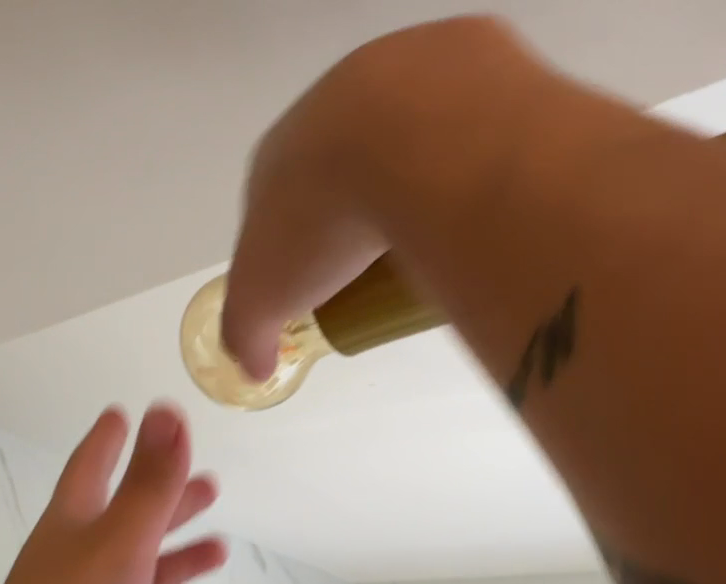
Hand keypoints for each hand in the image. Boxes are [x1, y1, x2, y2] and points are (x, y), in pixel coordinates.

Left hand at [0, 404, 225, 583]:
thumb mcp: (121, 538)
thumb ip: (150, 481)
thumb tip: (168, 411)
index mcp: (75, 524)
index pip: (92, 468)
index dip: (109, 441)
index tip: (123, 413)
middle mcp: (84, 559)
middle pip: (132, 519)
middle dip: (167, 499)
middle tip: (208, 483)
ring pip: (145, 572)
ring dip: (180, 558)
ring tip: (218, 548)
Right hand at [221, 16, 544, 378]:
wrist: (404, 138)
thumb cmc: (321, 220)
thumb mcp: (263, 296)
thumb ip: (248, 333)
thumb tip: (254, 369)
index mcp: (278, 159)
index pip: (277, 206)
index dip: (294, 248)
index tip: (319, 285)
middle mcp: (332, 109)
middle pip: (338, 170)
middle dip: (354, 213)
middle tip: (380, 265)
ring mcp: (400, 83)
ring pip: (402, 145)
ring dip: (411, 185)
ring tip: (435, 235)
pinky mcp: (466, 71)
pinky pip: (462, 130)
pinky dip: (465, 165)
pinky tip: (478, 201)